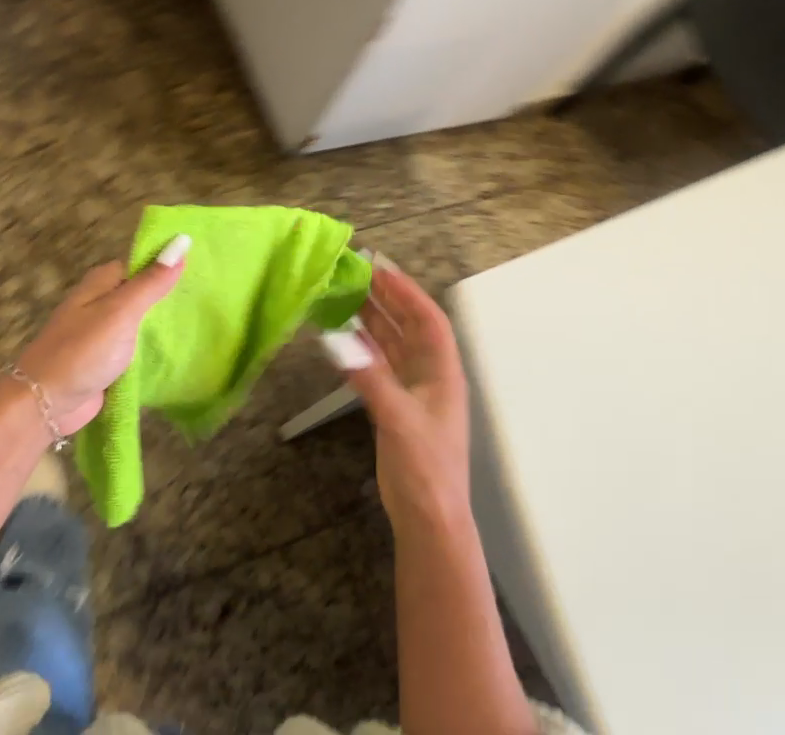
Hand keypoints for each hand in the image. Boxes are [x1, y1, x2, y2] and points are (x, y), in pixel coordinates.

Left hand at [14, 236, 188, 432]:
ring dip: (165, 327)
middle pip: (143, 293)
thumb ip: (151, 282)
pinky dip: (154, 352)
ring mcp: (103, 334)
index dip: (170, 264)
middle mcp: (101, 303)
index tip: (207, 268)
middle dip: (172, 298)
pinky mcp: (107, 362)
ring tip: (207, 326)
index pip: (143, 263)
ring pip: (142, 324)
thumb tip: (182, 241)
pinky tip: (182, 355)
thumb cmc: (82, 351)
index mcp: (101, 283)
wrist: (46, 403)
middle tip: (212, 302)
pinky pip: (136, 350)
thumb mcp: (121, 312)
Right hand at [326, 258, 472, 533]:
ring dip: (371, 320)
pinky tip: (342, 337)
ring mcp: (412, 392)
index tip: (379, 267)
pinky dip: (361, 349)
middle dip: (385, 299)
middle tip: (355, 272)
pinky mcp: (394, 407)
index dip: (406, 291)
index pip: (428, 320)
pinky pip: (377, 366)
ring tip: (344, 295)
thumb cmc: (425, 468)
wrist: (428, 516)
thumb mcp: (399, 420)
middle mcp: (429, 376)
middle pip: (408, 327)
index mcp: (443, 374)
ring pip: (391, 345)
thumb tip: (340, 342)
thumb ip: (370, 379)